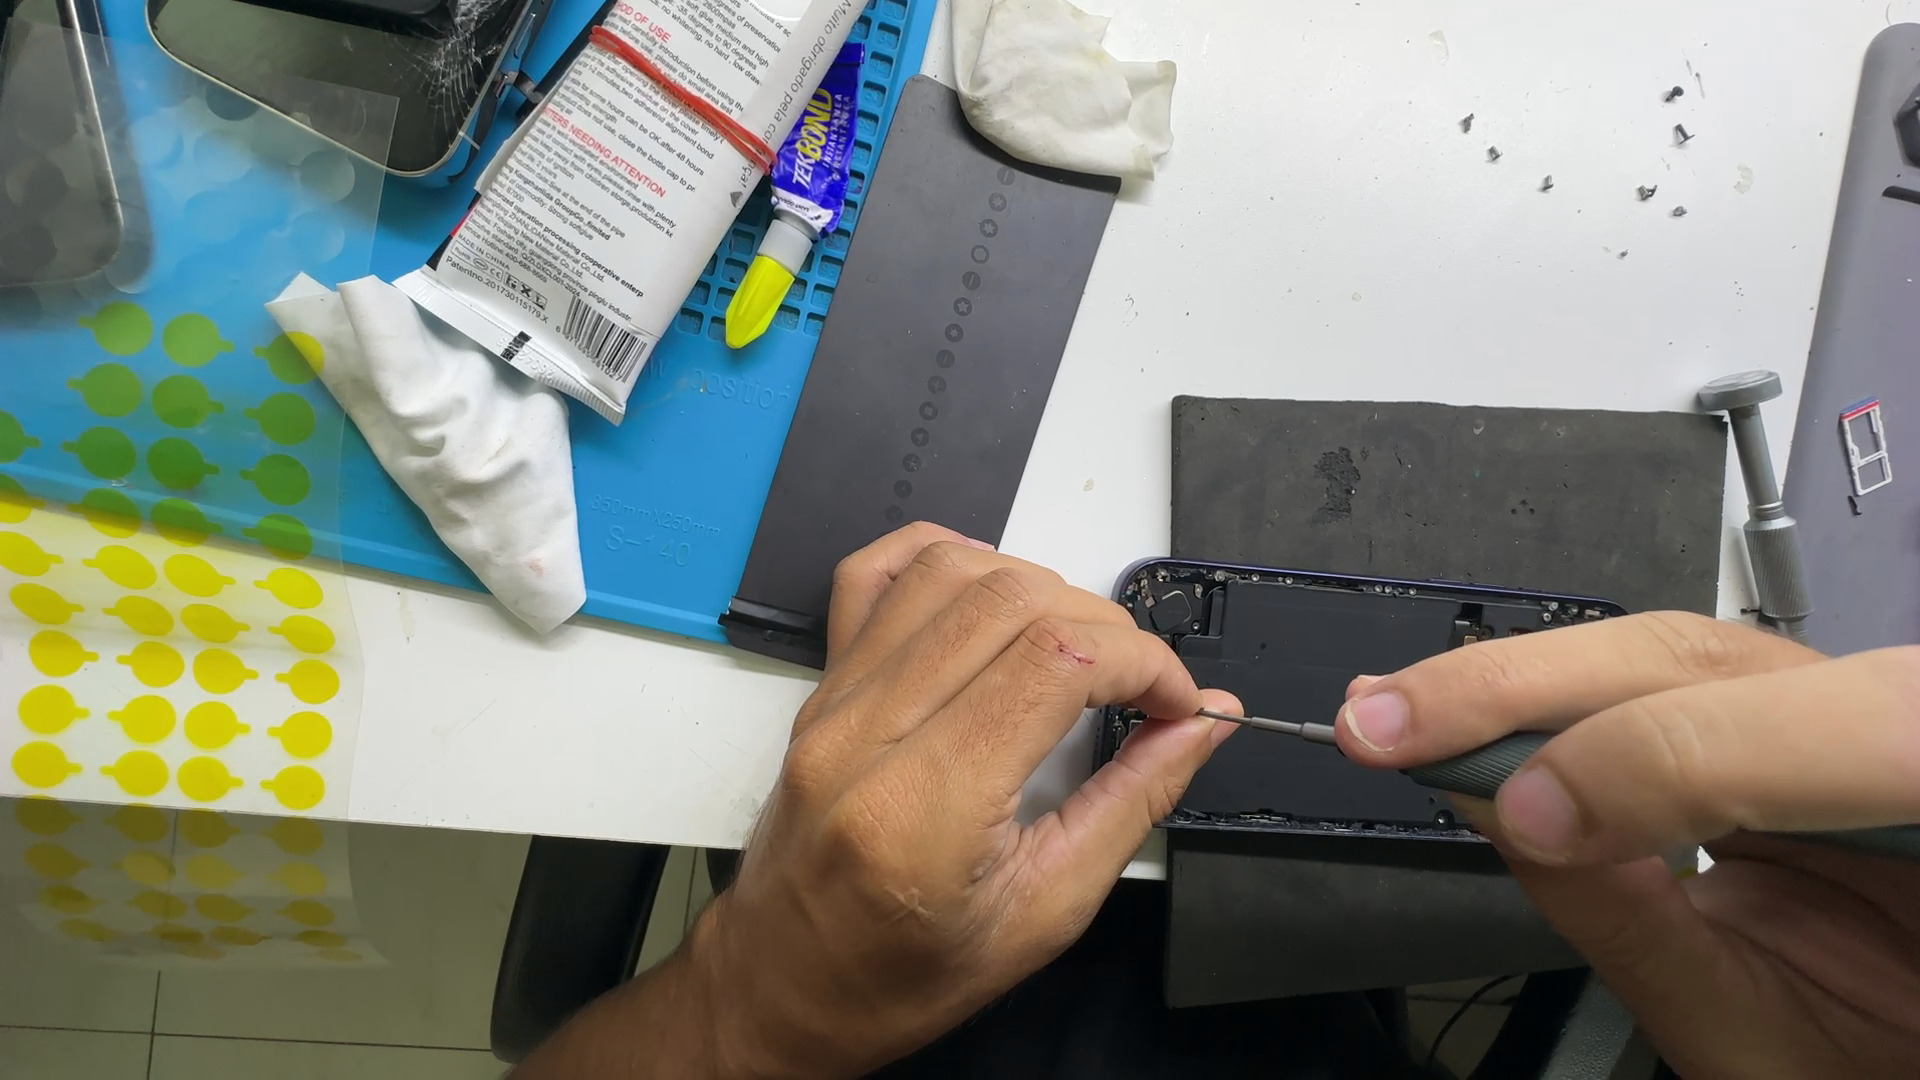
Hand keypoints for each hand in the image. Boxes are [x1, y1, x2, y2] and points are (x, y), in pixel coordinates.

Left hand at [516, 523, 1235, 1078]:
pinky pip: (874, 572)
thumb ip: (1133, 801)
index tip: (1177, 700)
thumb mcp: (1046, 912)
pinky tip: (987, 585)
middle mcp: (868, 729)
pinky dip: (943, 554)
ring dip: (1037, 584)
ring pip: (949, 571)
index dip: (1141, 661)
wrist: (786, 980)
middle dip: (1103, 624)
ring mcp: (835, 695)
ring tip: (1072, 640)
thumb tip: (1204, 721)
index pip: (1052, 660)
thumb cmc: (907, 972)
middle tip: (1135, 681)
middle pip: (1009, 602)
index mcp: (924, 807)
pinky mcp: (824, 680)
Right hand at [1334, 613, 1919, 1078]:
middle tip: (1379, 723)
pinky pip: (1622, 674)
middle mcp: (1905, 735)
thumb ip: (1628, 912)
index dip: (1672, 758)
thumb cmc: (1857, 1065)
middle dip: (1526, 688)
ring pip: (1651, 647)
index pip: (1860, 736)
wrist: (1881, 1051)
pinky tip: (1437, 704)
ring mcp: (1822, 708)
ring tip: (1384, 714)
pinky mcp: (1739, 710)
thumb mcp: (1763, 1035)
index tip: (1522, 819)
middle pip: (1710, 658)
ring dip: (1497, 683)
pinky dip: (1515, 693)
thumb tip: (1485, 798)